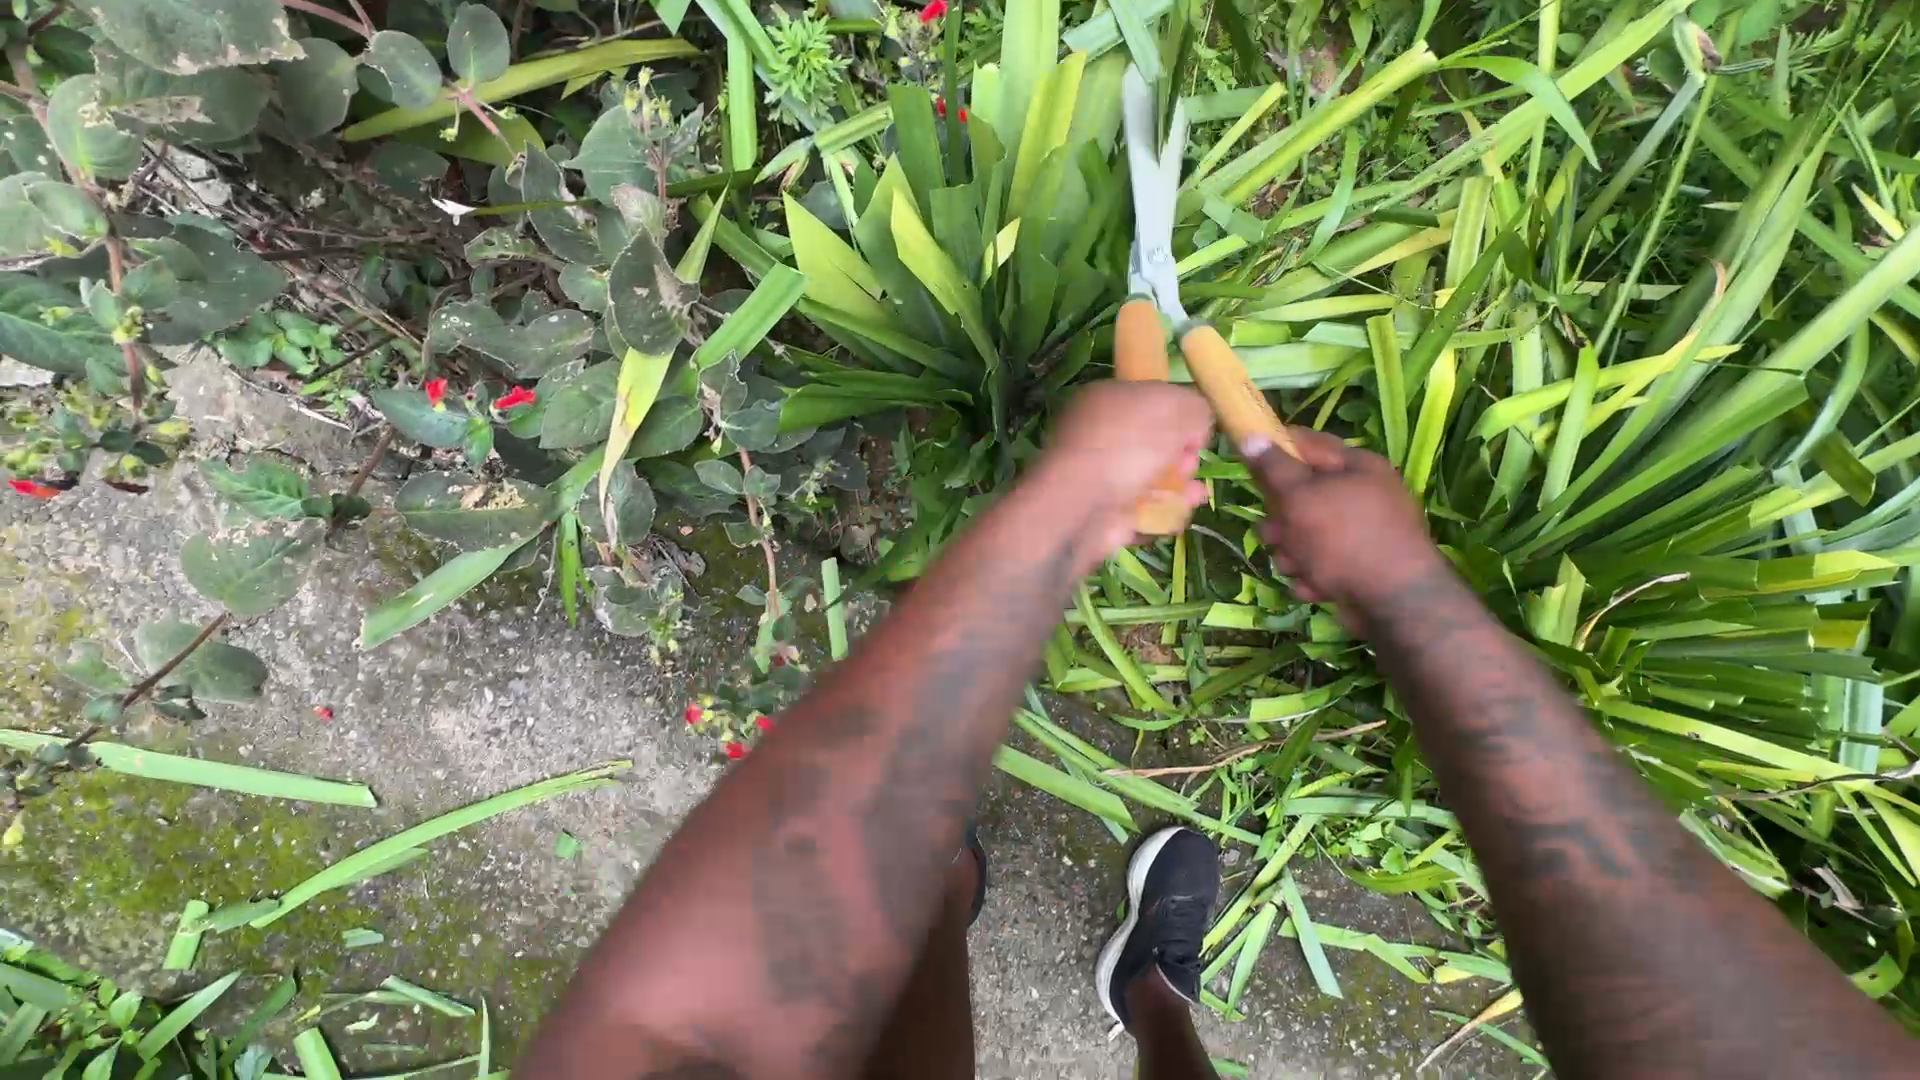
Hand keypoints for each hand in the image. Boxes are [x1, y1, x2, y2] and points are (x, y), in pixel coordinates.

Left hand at [1029, 380, 1212, 569]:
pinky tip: (1179, 515)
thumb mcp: (1174, 406)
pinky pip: (1141, 513)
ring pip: (1148, 481)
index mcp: (1104, 400)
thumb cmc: (1126, 444)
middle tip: (1189, 464)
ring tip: (1194, 495)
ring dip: (1178, 488)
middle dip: (1180, 455)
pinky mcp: (1102, 515)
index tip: (1196, 431)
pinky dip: (1162, 515)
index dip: (1178, 415)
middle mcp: (1096, 437)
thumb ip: (1194, 408)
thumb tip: (1195, 429)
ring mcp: (1097, 478)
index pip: (1147, 402)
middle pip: (1151, 444)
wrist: (1082, 505)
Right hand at [1241, 429, 1447, 633]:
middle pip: (1298, 494)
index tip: (1248, 467)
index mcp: (1354, 466)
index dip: (1272, 451)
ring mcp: (1360, 531)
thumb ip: (1272, 467)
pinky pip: (1318, 562)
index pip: (1304, 442)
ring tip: (1298, 565)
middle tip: (1275, 533)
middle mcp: (1360, 494)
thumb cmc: (1343, 538)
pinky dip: (1311, 574)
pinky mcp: (1356, 564)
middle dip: (1279, 520)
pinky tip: (1316, 585)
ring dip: (1290, 552)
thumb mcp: (1299, 497)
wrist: (1393, 602)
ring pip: (1302, 533)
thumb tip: (1251, 435)